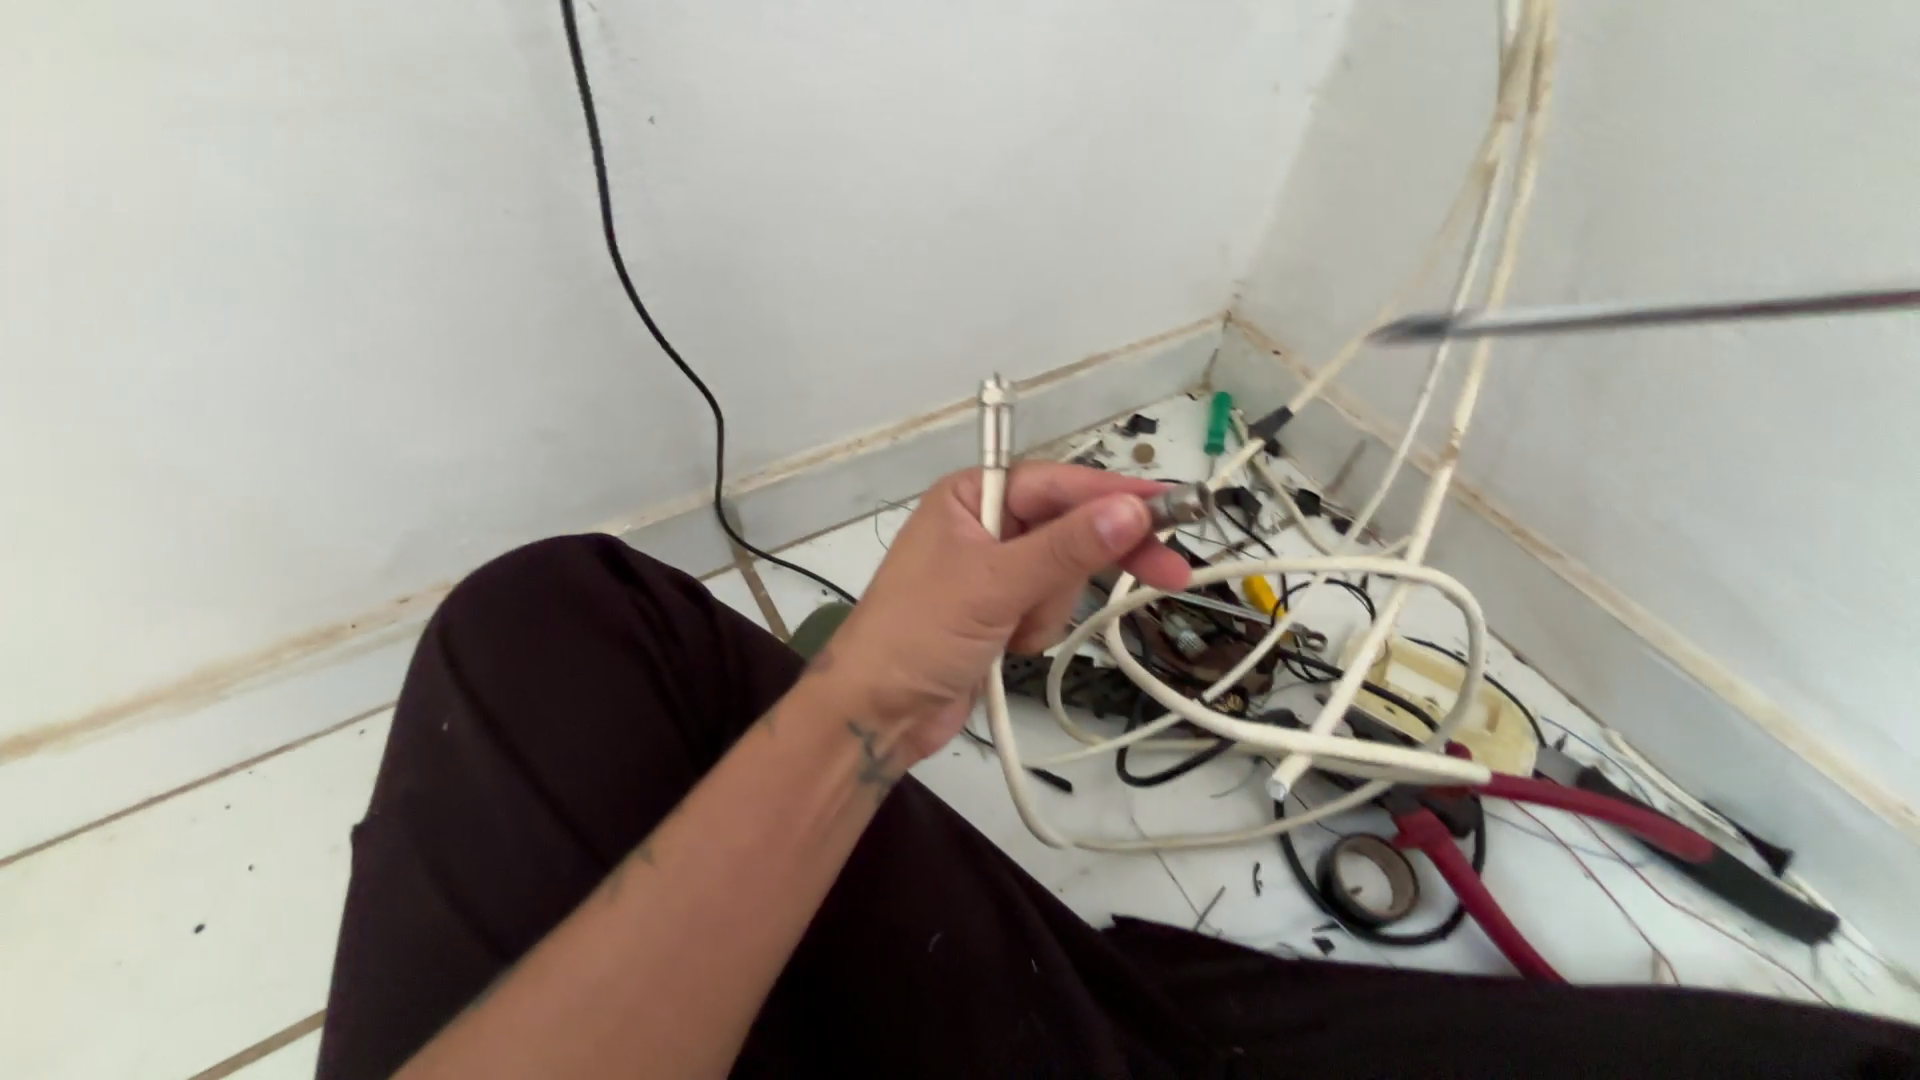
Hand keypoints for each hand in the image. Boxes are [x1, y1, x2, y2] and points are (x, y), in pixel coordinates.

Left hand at [807, 463, 1191, 762]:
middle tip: (1168, 572)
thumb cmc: (919, 635)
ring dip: (1047, 608)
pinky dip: (1037, 629)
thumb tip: (1131, 509)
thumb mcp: (994, 585)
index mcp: (972, 497)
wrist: (877, 713)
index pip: (1057, 484)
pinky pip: (1046, 607)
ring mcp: (992, 571)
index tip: (1172, 506)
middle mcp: (984, 524)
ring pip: (1062, 574)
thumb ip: (1066, 548)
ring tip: (1010, 633)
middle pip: (1068, 527)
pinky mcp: (999, 611)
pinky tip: (1007, 648)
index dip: (1114, 495)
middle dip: (1093, 560)